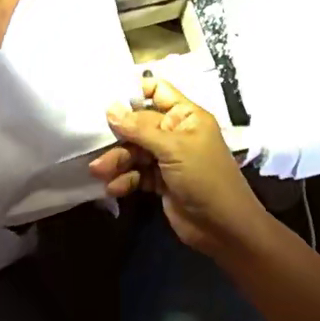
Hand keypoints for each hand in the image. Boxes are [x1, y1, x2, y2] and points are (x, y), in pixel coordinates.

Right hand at [91, 76, 275, 256]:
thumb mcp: (173, 148)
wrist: (224, 229)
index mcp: (185, 116)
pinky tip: (113, 187)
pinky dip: (124, 179)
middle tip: (94, 143)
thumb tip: (111, 108)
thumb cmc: (204, 178)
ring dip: (116, 160)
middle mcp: (175, 133)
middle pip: (139, 124)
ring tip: (99, 171)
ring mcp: (167, 158)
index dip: (135, 91)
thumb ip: (140, 128)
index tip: (108, 96)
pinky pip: (136, 173)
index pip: (158, 91)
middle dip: (118, 135)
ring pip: (134, 151)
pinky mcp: (160, 181)